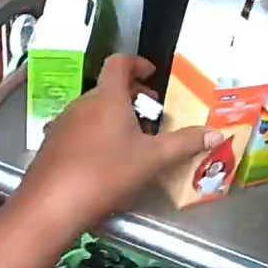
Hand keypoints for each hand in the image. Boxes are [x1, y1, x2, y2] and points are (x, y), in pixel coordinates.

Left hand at [14, 54, 219, 232]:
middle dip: (131, 97)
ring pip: (93, 110)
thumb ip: (184, 143)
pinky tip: (105, 161)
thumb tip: (215, 133)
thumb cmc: (106, 172)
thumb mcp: (152, 159)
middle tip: (151, 115)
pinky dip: (95, 134)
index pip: (119, 63)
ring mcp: (62, 123)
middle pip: (108, 89)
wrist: (53, 204)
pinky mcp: (52, 144)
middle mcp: (82, 103)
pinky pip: (79, 129)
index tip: (152, 75)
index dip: (137, 63)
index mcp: (107, 97)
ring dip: (113, 117)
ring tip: (132, 141)